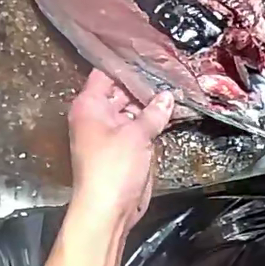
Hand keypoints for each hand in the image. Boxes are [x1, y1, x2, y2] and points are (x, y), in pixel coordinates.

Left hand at [65, 69, 173, 238]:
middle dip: (143, 86)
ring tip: (174, 91)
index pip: (105, 74)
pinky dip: (152, 123)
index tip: (149, 56)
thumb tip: (168, 97)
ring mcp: (111, 134)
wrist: (108, 208)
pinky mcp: (124, 150)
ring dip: (151, 105)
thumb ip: (154, 112)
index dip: (126, 65)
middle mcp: (97, 117)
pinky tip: (171, 114)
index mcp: (90, 106)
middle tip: (169, 74)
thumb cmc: (112, 168)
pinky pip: (139, 129)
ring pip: (132, 111)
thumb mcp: (137, 134)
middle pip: (120, 92)